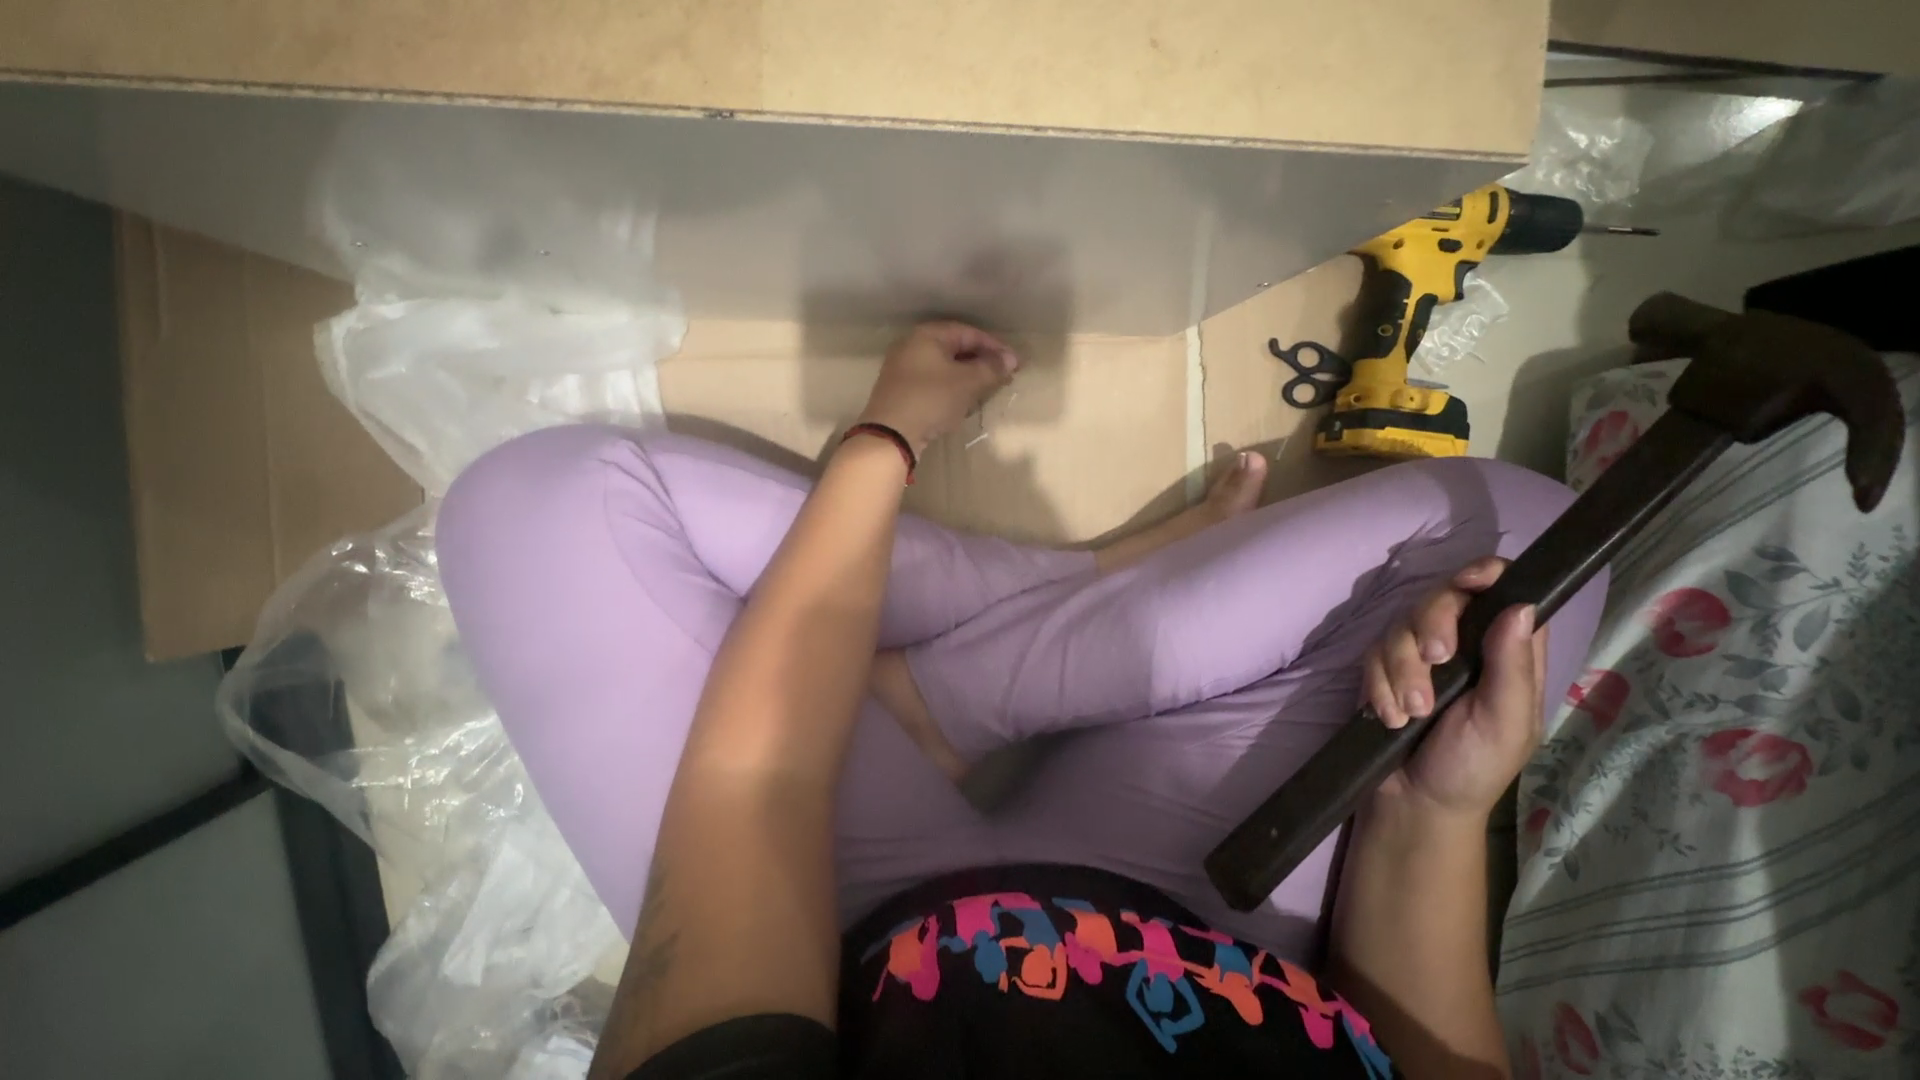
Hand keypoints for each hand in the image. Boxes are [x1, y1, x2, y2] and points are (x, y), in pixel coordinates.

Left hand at [858, 321, 1018, 452]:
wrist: (890, 434)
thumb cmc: (931, 399)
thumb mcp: (967, 382)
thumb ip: (991, 368)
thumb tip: (1011, 359)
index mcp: (927, 335)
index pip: (968, 333)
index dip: (994, 346)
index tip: (1014, 363)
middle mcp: (912, 346)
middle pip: (955, 348)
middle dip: (981, 361)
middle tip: (1003, 376)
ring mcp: (903, 369)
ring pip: (944, 366)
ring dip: (968, 376)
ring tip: (987, 389)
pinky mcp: (900, 391)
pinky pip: (933, 382)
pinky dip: (951, 387)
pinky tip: (963, 401)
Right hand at [1361, 557, 1548, 820]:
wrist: (1415, 804)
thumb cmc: (1474, 768)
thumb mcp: (1506, 721)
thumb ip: (1512, 665)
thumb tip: (1520, 605)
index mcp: (1507, 652)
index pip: (1502, 593)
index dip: (1487, 576)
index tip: (1471, 580)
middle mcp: (1463, 646)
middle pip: (1441, 599)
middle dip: (1430, 626)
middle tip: (1433, 661)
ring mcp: (1420, 658)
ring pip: (1400, 628)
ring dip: (1401, 671)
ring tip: (1411, 714)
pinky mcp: (1384, 672)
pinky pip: (1372, 656)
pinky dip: (1379, 687)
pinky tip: (1390, 718)